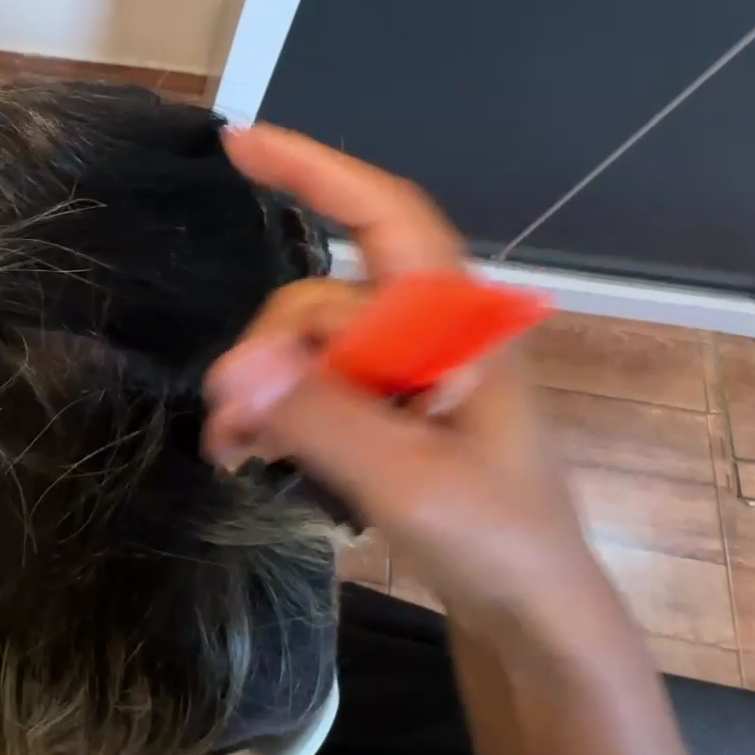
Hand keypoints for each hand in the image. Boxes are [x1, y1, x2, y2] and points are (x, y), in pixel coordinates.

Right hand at [204, 124, 596, 619]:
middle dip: (262, 358)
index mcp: (454, 326)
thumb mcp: (407, 480)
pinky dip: (268, 413)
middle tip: (228, 432)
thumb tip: (233, 366)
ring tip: (231, 452)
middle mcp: (422, 334)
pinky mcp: (377, 411)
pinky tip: (248, 451)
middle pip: (316, 304)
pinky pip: (304, 387)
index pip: (385, 217)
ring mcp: (397, 374)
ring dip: (257, 395)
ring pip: (299, 350)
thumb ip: (321, 418)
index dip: (316, 169)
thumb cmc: (497, 541)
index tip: (240, 143)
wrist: (525, 610)